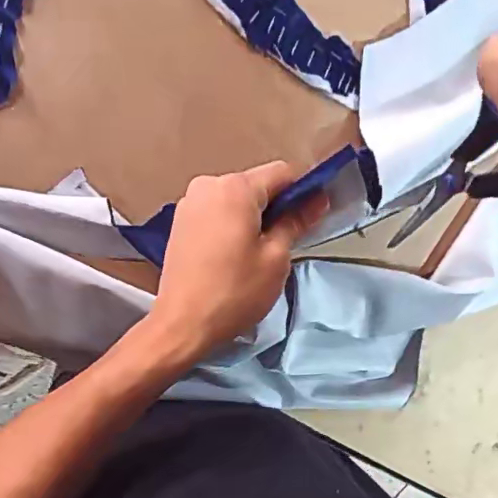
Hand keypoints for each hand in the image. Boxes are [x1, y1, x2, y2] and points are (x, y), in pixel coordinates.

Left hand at [141, 161, 325, 362]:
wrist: (183, 324)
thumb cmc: (234, 292)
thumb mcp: (275, 258)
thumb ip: (296, 222)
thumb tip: (317, 200)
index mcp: (235, 188)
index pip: (282, 173)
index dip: (304, 190)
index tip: (315, 215)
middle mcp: (208, 185)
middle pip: (257, 185)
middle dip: (277, 207)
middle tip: (289, 241)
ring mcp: (190, 203)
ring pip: (236, 201)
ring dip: (254, 218)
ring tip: (260, 253)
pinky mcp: (180, 223)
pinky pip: (217, 214)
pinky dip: (233, 226)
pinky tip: (237, 256)